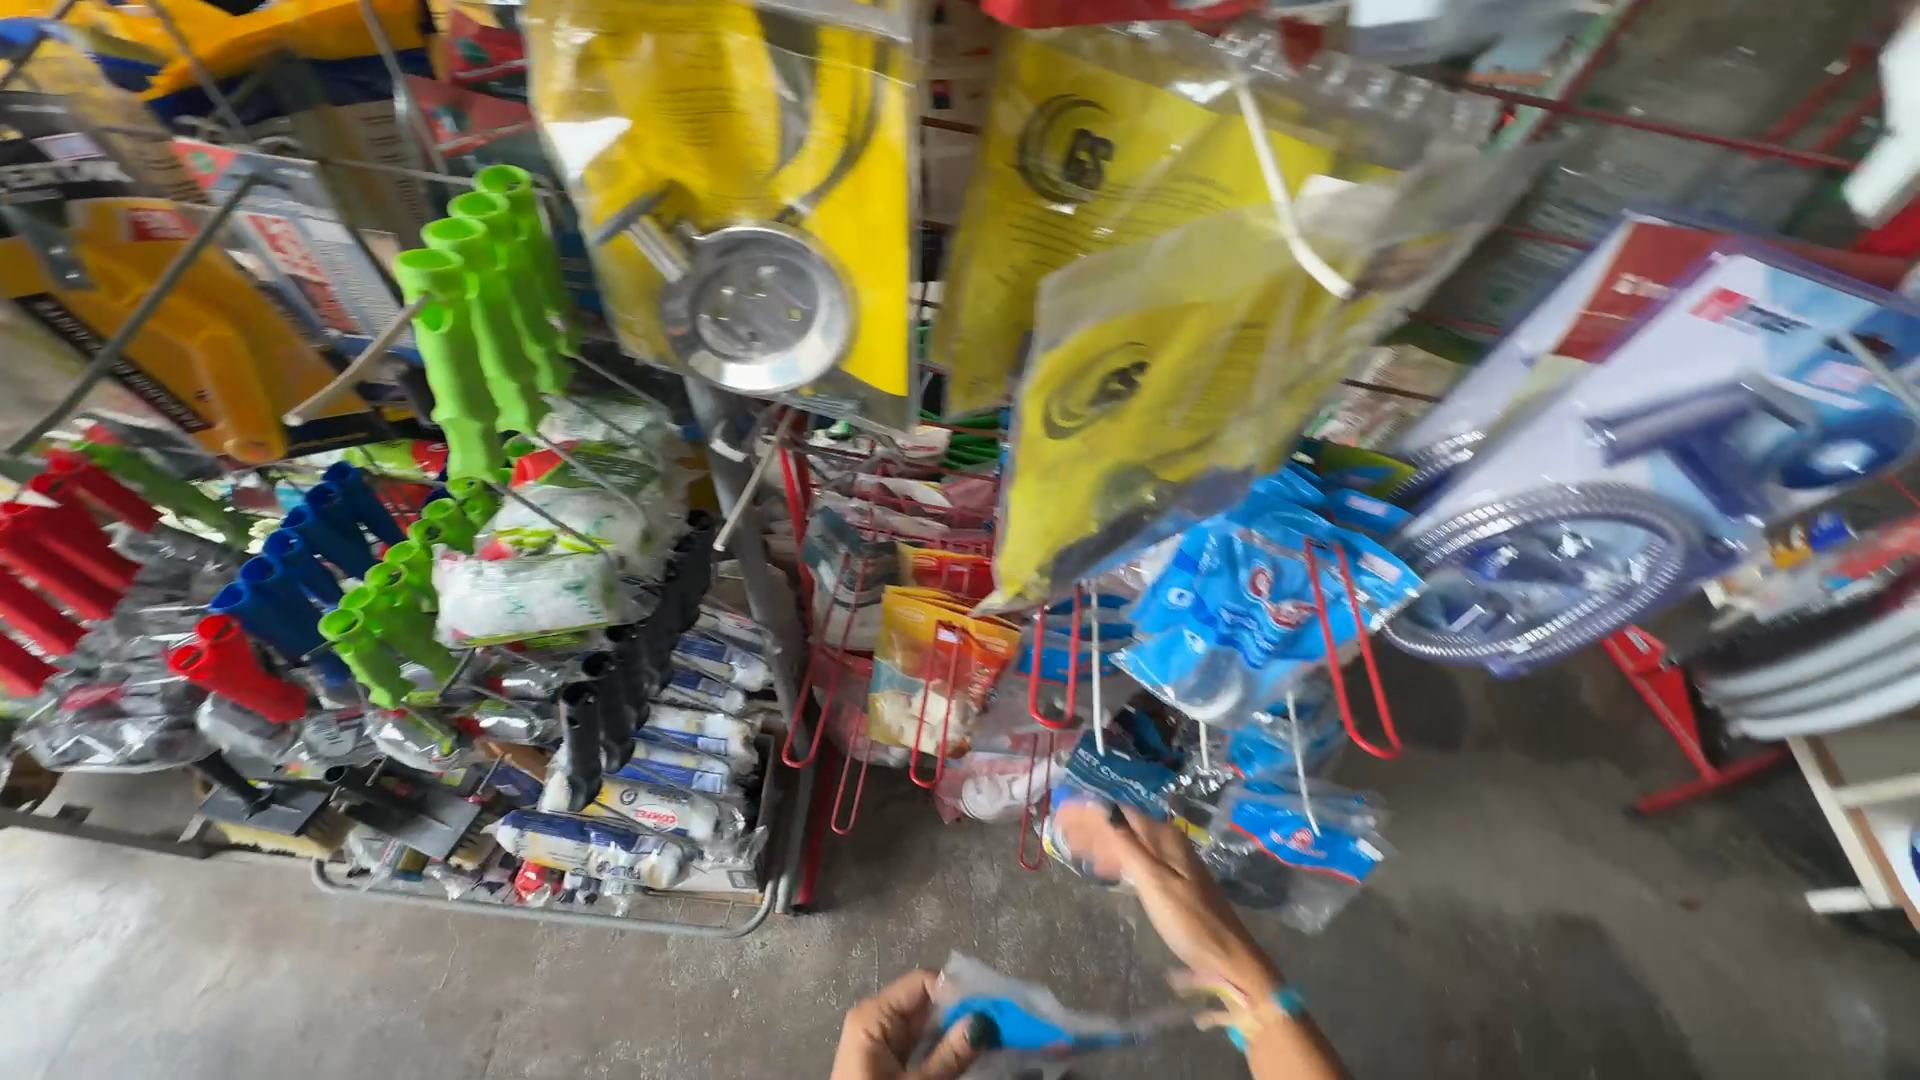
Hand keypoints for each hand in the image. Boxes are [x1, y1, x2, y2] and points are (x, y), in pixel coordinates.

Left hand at [830, 969, 987, 1079]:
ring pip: (927, 1025)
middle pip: (927, 1002)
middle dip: (961, 1012)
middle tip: (997, 1023)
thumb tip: (984, 1021)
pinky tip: (966, 1052)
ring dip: (955, 1031)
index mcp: (874, 1013)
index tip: (989, 1008)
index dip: (956, 991)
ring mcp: (881, 1039)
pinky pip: (920, 1044)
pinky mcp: (887, 1060)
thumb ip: (951, 1054)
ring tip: (990, 1036)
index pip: (923, 983)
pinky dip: (942, 1047)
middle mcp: (877, 1017)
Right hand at [1053, 801, 1281, 998]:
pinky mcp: (1170, 879)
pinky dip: (1114, 859)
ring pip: (1126, 841)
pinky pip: (1134, 858)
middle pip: (1121, 824)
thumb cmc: (1188, 920)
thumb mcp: (1154, 881)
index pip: (1119, 812)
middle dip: (1091, 825)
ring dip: (1099, 842)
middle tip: (1061, 831)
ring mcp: (1169, 860)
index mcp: (1163, 837)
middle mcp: (1166, 841)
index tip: (1062, 813)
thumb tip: (1100, 809)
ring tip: (1073, 847)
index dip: (1089, 810)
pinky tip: (1101, 870)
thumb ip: (1126, 845)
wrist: (1226, 956)